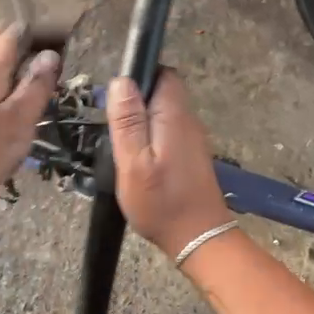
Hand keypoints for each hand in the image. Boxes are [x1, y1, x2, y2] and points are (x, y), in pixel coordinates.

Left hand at [0, 24, 61, 195]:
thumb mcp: (21, 120)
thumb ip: (37, 84)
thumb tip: (50, 54)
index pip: (17, 30)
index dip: (41, 34)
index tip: (62, 48)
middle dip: (25, 43)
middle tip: (48, 68)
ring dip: (10, 60)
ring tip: (31, 84)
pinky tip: (6, 98)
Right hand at [107, 71, 234, 258]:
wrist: (198, 238)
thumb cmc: (162, 203)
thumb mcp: (133, 162)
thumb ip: (127, 121)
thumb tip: (122, 79)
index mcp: (175, 116)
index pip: (163, 74)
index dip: (139, 76)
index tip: (117, 100)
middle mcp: (189, 121)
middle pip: (162, 93)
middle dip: (137, 103)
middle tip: (115, 129)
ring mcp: (192, 139)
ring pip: (163, 115)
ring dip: (142, 123)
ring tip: (124, 148)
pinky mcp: (191, 156)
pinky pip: (168, 133)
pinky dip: (151, 140)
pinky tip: (139, 162)